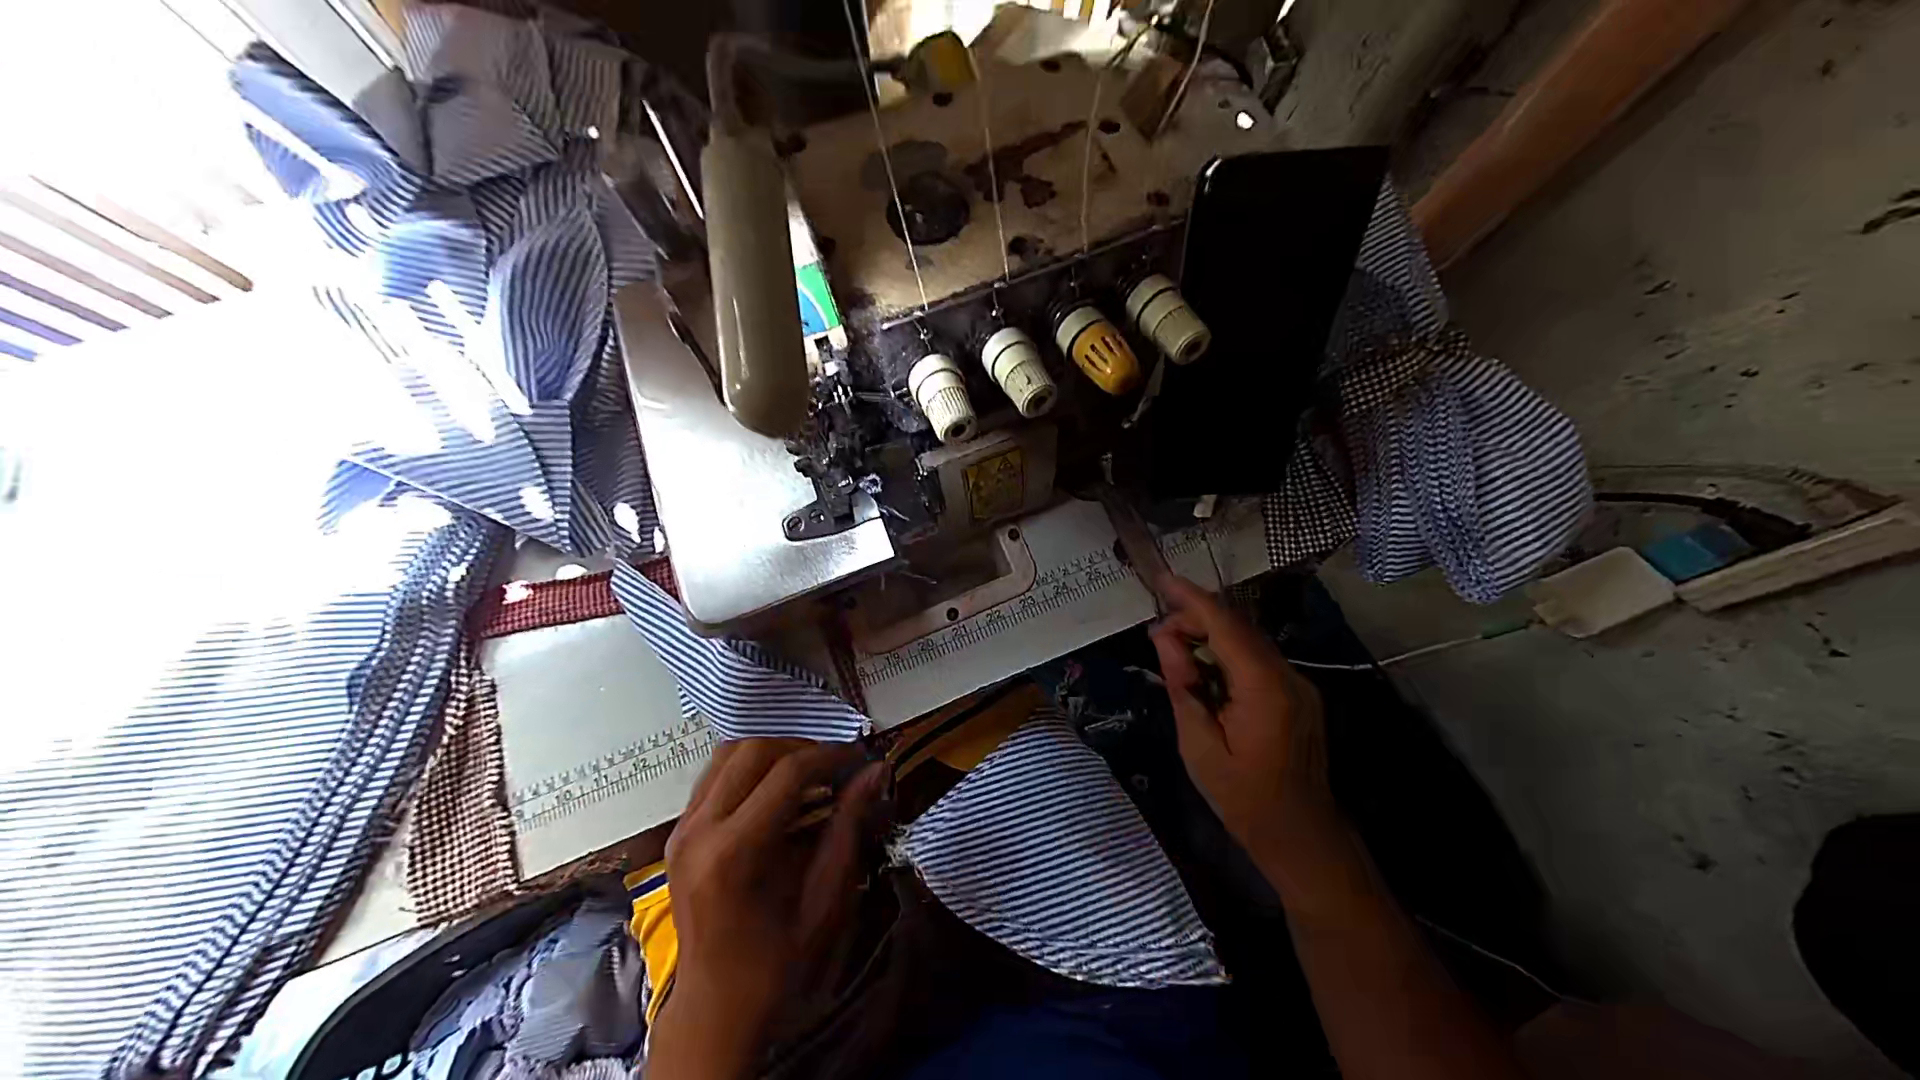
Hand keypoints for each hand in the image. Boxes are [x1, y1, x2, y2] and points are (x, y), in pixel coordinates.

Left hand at [648, 739, 889, 1079]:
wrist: (716, 1008)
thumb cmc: (778, 964)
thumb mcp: (825, 900)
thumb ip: (848, 828)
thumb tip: (875, 772)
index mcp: (734, 853)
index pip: (787, 772)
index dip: (830, 757)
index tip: (860, 760)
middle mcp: (698, 831)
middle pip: (752, 751)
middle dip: (800, 749)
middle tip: (834, 769)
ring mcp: (681, 831)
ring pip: (728, 755)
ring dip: (772, 754)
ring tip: (808, 776)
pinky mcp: (677, 834)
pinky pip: (714, 777)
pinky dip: (749, 770)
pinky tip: (776, 793)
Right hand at [1149, 576, 1339, 882]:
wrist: (1301, 835)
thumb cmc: (1243, 798)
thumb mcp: (1197, 745)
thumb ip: (1182, 685)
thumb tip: (1163, 638)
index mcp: (1264, 689)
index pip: (1225, 626)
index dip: (1191, 599)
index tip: (1161, 579)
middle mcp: (1288, 677)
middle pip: (1238, 628)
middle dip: (1196, 618)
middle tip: (1157, 631)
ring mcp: (1298, 685)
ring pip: (1248, 641)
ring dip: (1210, 635)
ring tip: (1173, 645)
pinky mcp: (1297, 695)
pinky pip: (1257, 660)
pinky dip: (1226, 653)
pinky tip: (1202, 667)